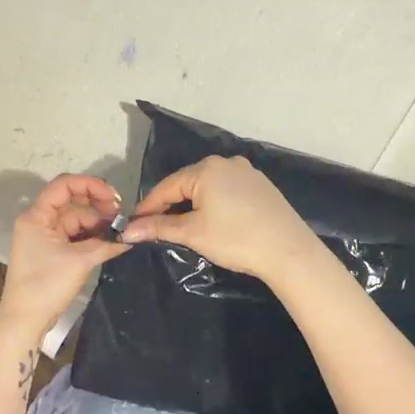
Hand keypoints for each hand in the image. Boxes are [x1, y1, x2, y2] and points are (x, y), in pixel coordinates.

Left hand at [0, 174, 128, 339]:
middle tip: (121, 217)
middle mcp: (38, 222)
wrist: (25, 320)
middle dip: (97, 206)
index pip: (64, 186)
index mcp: (36, 217)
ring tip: (118, 232)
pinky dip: (90, 238)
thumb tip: (128, 237)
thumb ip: (104, 244)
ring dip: (96, 224)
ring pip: (75, 221)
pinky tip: (109, 242)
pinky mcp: (50, 254)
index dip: (91, 186)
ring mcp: (44, 239)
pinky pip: (73, 237)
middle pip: (72, 203)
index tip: (114, 198)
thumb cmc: (46, 285)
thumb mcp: (79, 261)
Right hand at [119, 155, 320, 281]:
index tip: (132, 226)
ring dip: (190, 207)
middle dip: (169, 206)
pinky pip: (226, 192)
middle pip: (186, 184)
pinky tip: (210, 223)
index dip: (147, 208)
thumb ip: (158, 228)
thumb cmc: (235, 239)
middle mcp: (226, 163)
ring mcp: (247, 173)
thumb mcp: (192, 233)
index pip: (166, 186)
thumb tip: (127, 231)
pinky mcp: (261, 187)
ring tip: (179, 228)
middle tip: (153, 229)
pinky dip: (212, 205)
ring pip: (207, 189)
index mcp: (206, 169)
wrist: (287, 250)